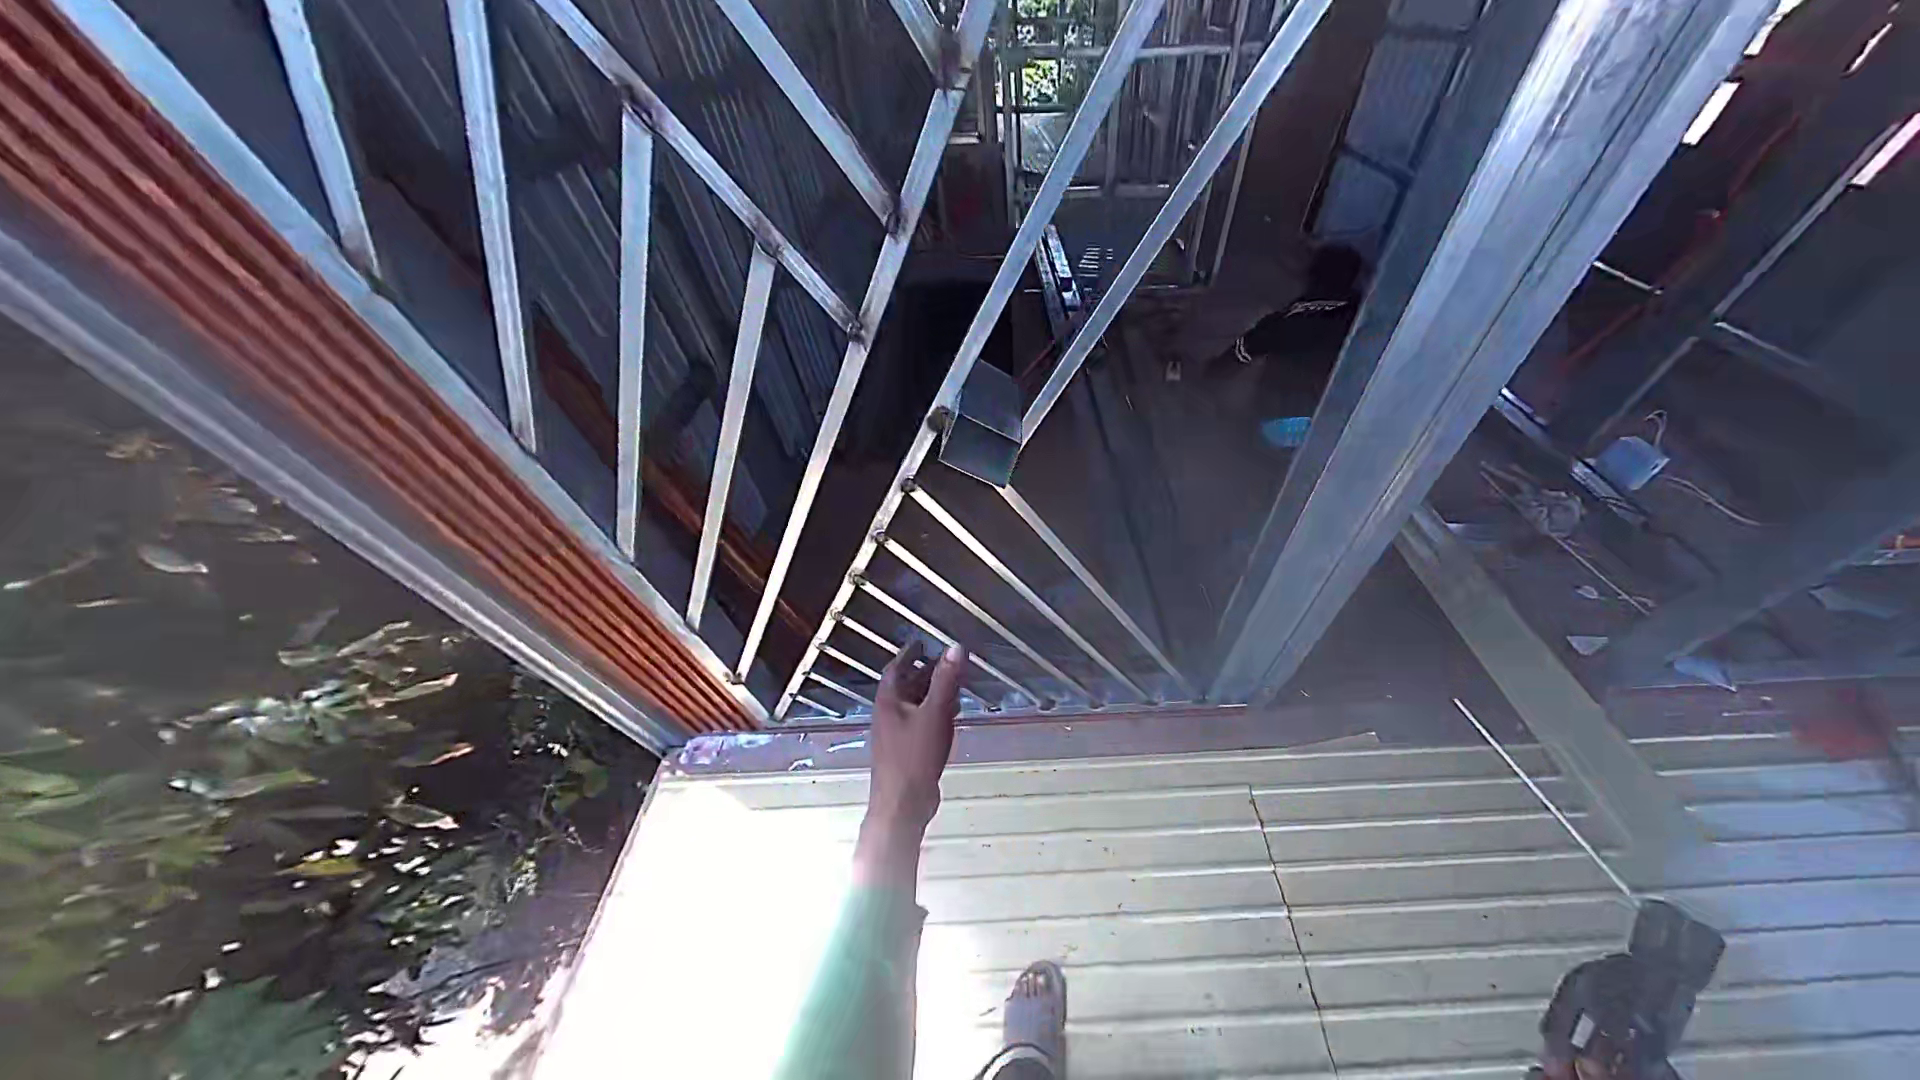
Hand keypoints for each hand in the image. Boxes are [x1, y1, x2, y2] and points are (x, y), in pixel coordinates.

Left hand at [855, 640, 965, 885]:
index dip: (909, 653)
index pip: (896, 668)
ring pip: (914, 704)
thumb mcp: (934, 713)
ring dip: (932, 693)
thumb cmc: (914, 755)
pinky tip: (951, 716)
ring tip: (954, 684)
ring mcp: (895, 733)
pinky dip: (934, 712)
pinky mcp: (906, 750)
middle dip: (925, 672)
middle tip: (945, 661)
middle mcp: (888, 714)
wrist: (902, 803)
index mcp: (888, 701)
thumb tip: (956, 647)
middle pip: (906, 685)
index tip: (922, 642)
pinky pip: (920, 722)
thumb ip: (946, 680)